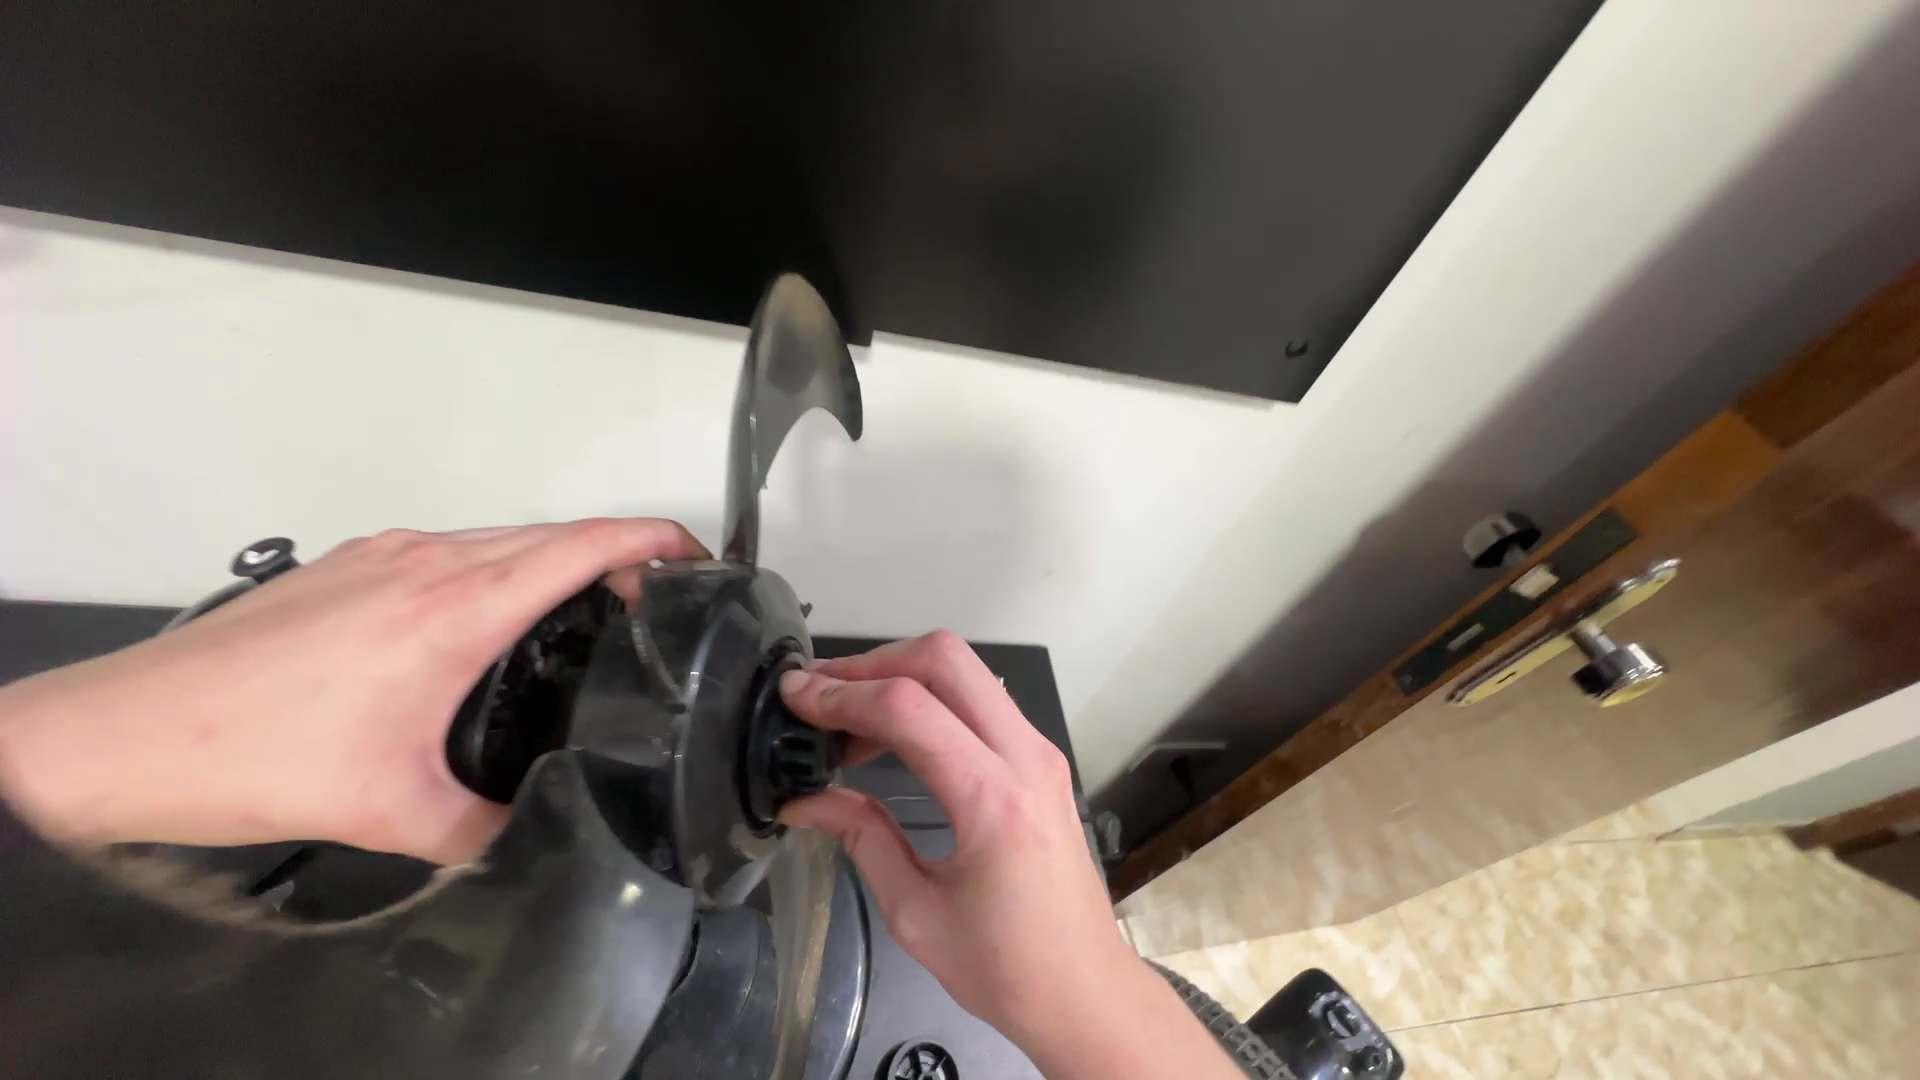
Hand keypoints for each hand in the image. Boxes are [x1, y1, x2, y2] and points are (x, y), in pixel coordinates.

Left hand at [0, 518, 704, 864]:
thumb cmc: (260, 759)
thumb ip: (484, 826)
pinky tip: (502, 613)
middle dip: (624, 548)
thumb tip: (540, 832)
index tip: (699, 558)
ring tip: (597, 603)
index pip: (584, 544)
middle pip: (559, 531)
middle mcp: (434, 560)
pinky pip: (464, 545)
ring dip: (565, 555)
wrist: (109, 736)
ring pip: (510, 534)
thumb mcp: (391, 812)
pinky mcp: (359, 559)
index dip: (654, 538)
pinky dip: (511, 562)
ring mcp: (392, 552)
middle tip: (664, 596)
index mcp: (459, 608)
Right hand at [777, 632, 1240, 1079]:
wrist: (1085, 989)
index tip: (795, 696)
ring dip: (900, 675)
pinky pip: (980, 698)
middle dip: (873, 662)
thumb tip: (803, 800)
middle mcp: (1025, 755)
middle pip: (945, 659)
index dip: (842, 693)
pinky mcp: (1040, 756)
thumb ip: (861, 836)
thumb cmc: (1004, 967)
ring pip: (965, 669)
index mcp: (993, 799)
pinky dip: (929, 697)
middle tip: (821, 691)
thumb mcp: (914, 912)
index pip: (909, 709)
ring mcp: (1039, 749)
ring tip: (845, 716)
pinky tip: (891, 734)